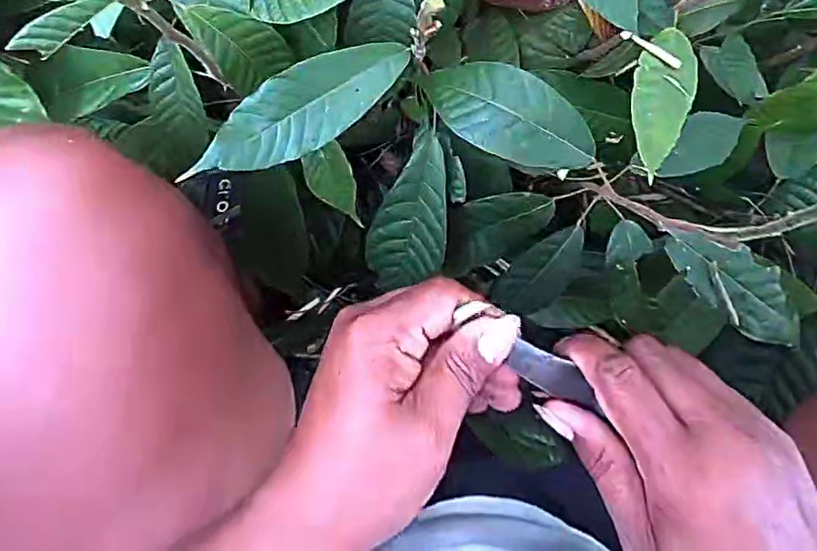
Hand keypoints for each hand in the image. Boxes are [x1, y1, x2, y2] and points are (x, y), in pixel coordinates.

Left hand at [198, 278, 523, 549]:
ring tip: (496, 395)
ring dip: (463, 358)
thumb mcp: (429, 426)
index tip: (511, 355)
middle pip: (438, 309)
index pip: (446, 295)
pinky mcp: (362, 357)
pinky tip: (467, 395)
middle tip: (508, 383)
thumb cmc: (364, 484)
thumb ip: (465, 368)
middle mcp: (364, 320)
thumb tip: (503, 325)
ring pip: (429, 328)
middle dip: (477, 343)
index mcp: (376, 329)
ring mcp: (360, 337)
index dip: (484, 320)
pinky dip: (440, 366)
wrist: (305, 523)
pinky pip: (412, 345)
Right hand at [536, 335, 816, 550]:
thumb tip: (560, 407)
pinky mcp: (774, 427)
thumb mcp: (644, 540)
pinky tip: (675, 419)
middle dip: (614, 356)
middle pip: (650, 352)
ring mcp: (755, 424)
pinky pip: (714, 381)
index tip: (563, 351)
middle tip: (591, 383)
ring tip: (632, 403)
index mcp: (685, 467)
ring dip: (648, 367)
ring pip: (682, 358)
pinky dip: (683, 384)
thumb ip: (604, 463)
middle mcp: (724, 431)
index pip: (622, 375)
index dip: (585, 351)